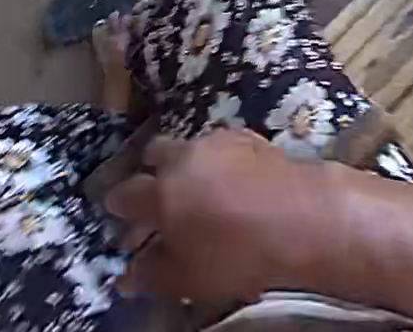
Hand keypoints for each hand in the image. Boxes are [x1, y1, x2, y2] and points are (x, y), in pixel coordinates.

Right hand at [105, 129, 340, 305]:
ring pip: (188, 146)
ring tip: (197, 188)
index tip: (116, 210)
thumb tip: (128, 273)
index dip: (118, 203)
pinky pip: (219, 144)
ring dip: (186, 163)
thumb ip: (152, 272)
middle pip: (155, 153)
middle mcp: (183, 156)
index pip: (125, 193)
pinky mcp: (245, 133)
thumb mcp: (188, 278)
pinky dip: (216, 159)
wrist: (296, 215)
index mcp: (161, 192)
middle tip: (157, 192)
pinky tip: (229, 179)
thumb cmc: (236, 255)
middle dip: (150, 169)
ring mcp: (216, 140)